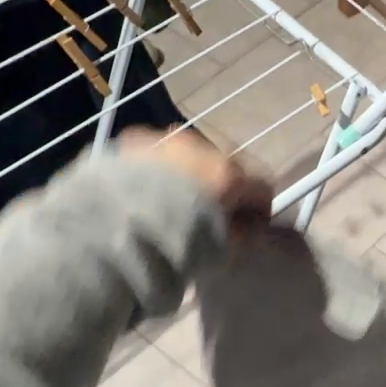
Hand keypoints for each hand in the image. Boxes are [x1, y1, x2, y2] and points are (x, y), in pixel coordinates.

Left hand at [119, 126, 271, 242]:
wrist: (123, 223)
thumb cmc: (182, 237)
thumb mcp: (224, 246)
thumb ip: (244, 233)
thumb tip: (250, 227)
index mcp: (232, 174)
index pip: (262, 187)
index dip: (259, 209)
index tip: (251, 228)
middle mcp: (205, 148)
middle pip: (226, 165)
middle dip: (221, 186)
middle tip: (209, 212)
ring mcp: (169, 140)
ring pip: (190, 154)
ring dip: (188, 173)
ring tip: (172, 198)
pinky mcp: (137, 139)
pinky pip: (156, 151)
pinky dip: (157, 167)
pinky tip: (146, 187)